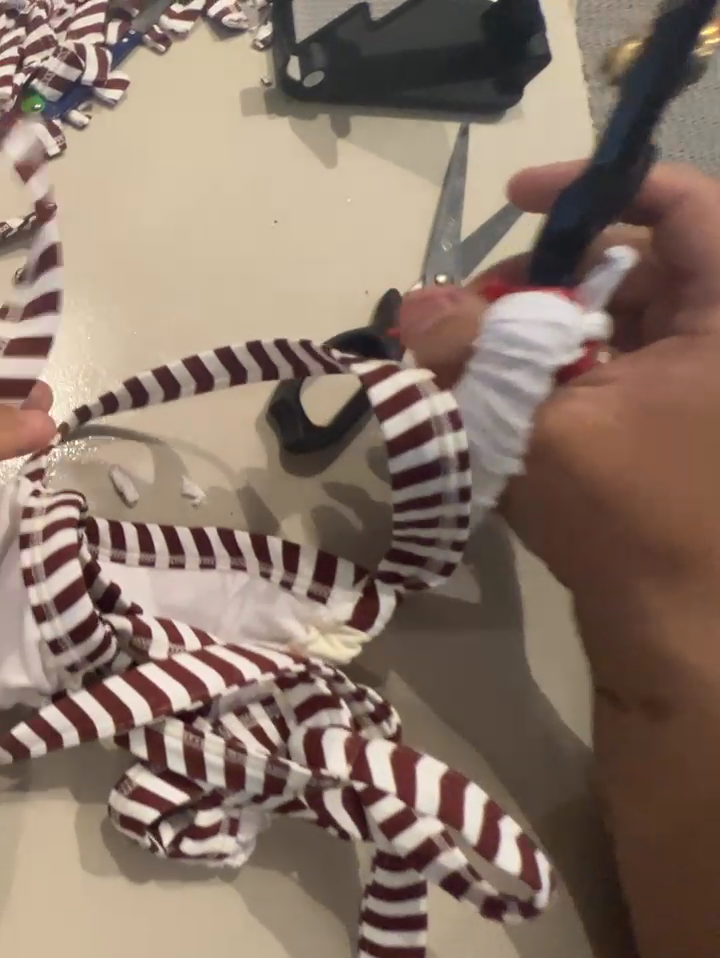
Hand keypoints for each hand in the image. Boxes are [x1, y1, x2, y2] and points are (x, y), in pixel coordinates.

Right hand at [393, 162, 719, 692]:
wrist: (685, 615)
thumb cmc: (632, 510)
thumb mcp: (537, 425)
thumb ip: (473, 356)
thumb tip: (417, 302)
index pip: (684, 207)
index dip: (597, 190)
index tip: (512, 201)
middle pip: (630, 266)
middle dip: (538, 280)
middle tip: (463, 316)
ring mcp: (699, 378)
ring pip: (605, 321)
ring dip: (527, 333)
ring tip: (464, 369)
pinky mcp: (669, 417)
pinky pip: (598, 367)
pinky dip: (540, 372)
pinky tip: (492, 404)